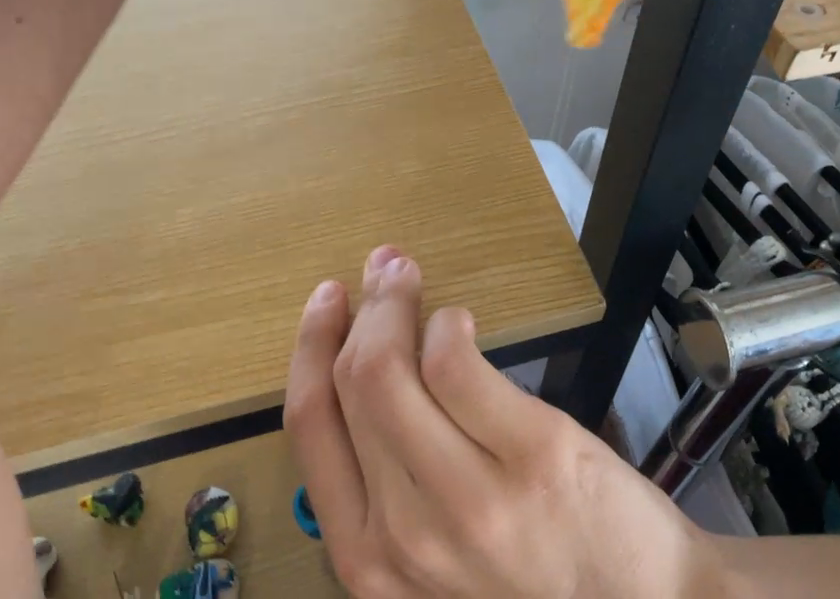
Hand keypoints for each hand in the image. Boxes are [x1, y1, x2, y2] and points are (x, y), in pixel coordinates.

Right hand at [284, 245, 725, 597]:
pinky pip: (455, 362)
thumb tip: (356, 381)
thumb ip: (386, 493)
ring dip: (392, 303)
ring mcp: (469, 498)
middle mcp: (404, 533)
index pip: (308, 425)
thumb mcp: (431, 563)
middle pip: (351, 383)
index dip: (310, 348)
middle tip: (380, 272)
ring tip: (408, 279)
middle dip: (359, 310)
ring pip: (388, 367)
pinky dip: (446, 325)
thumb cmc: (526, 578)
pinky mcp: (532, 455)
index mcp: (366, 558)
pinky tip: (459, 321)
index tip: (328, 305)